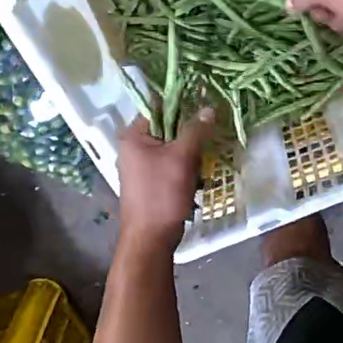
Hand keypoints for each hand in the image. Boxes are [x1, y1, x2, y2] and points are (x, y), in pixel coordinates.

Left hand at [117, 108, 215, 250]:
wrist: (151, 238)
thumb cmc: (162, 194)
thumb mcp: (182, 157)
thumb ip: (195, 129)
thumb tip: (208, 108)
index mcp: (134, 136)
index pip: (158, 107)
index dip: (182, 104)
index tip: (206, 106)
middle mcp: (134, 147)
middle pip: (168, 127)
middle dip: (190, 134)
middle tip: (208, 139)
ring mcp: (142, 166)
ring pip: (173, 147)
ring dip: (191, 153)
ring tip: (201, 164)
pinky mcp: (151, 181)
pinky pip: (172, 164)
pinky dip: (186, 168)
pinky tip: (196, 178)